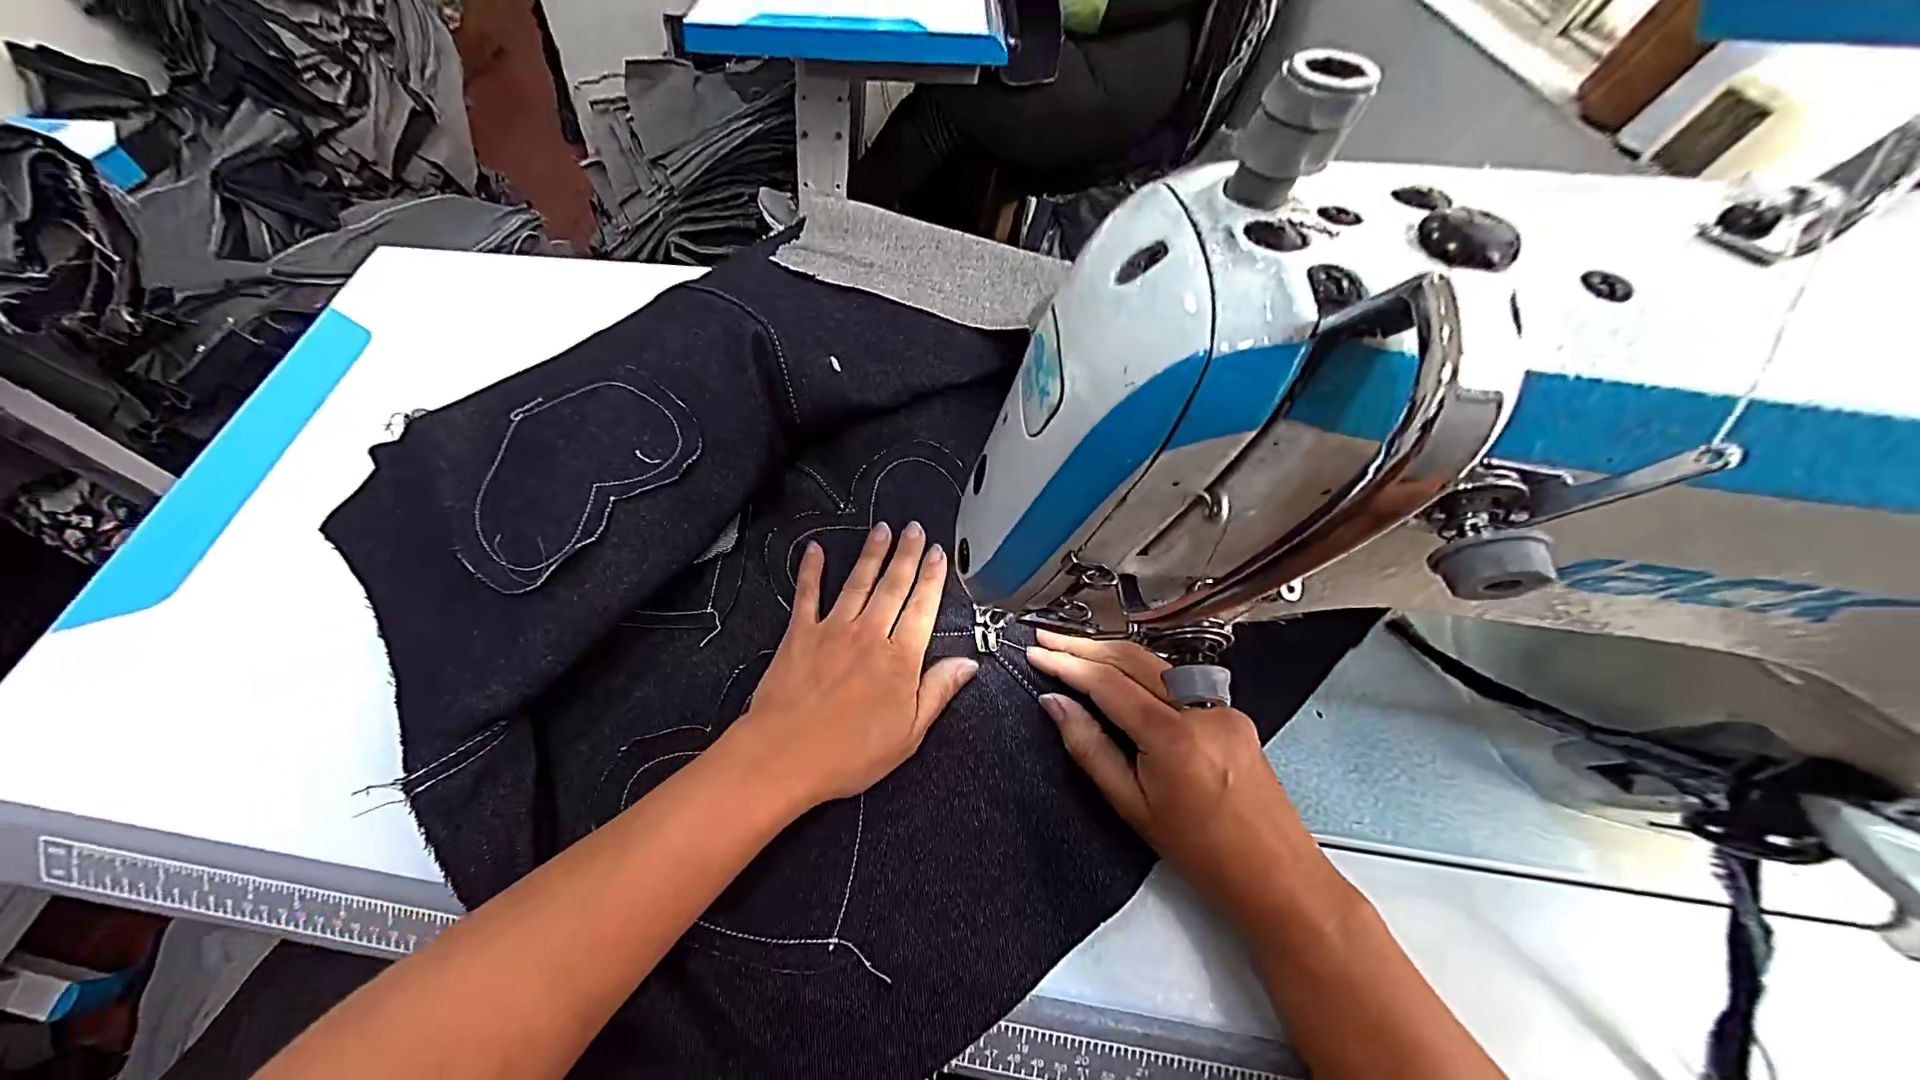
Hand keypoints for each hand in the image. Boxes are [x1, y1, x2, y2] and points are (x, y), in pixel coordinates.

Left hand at [722, 521, 978, 808]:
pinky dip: (811, 570)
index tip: (939, 556)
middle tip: (915, 529)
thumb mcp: (908, 732)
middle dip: (907, 553)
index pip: (923, 607)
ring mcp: (833, 630)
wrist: (784, 755)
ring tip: (883, 529)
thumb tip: (967, 664)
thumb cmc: (848, 752)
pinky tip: (816, 550)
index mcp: (899, 659)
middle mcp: (869, 635)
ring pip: (858, 582)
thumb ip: (938, 691)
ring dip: (872, 553)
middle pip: (894, 585)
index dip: (934, 578)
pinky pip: (807, 594)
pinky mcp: (800, 635)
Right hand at [1026, 631, 1323, 921]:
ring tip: (1075, 650)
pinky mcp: (1232, 712)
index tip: (1039, 654)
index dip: (1066, 664)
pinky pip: (1177, 679)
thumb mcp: (1131, 806)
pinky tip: (1121, 673)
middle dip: (1084, 645)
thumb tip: (1057, 706)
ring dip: (1111, 653)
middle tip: (1049, 640)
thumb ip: (1089, 748)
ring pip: (1155, 662)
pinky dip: (1142, 670)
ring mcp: (1222, 708)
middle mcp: (1202, 711)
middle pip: (1131, 658)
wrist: (1275, 875)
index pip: (1106, 682)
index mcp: (1174, 737)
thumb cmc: (1207, 854)